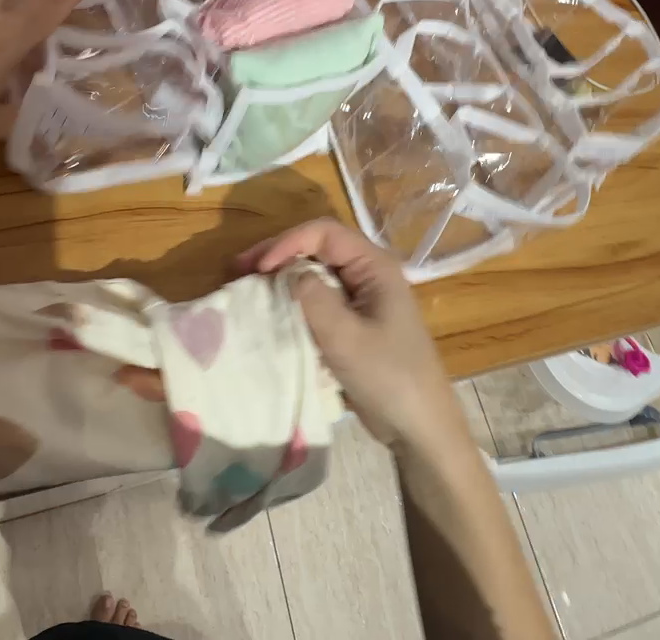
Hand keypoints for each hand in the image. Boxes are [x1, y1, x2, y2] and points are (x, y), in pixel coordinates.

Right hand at [239, 219, 471, 454]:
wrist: (419, 426)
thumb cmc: (388, 376)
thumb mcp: (345, 336)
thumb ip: (312, 297)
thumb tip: (287, 274)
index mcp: (375, 266)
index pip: (324, 233)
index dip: (288, 242)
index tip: (259, 267)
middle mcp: (369, 274)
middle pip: (318, 248)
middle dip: (279, 254)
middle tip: (240, 269)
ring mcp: (362, 299)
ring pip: (316, 274)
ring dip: (283, 278)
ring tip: (249, 287)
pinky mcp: (354, 323)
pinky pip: (319, 299)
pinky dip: (293, 300)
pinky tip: (271, 311)